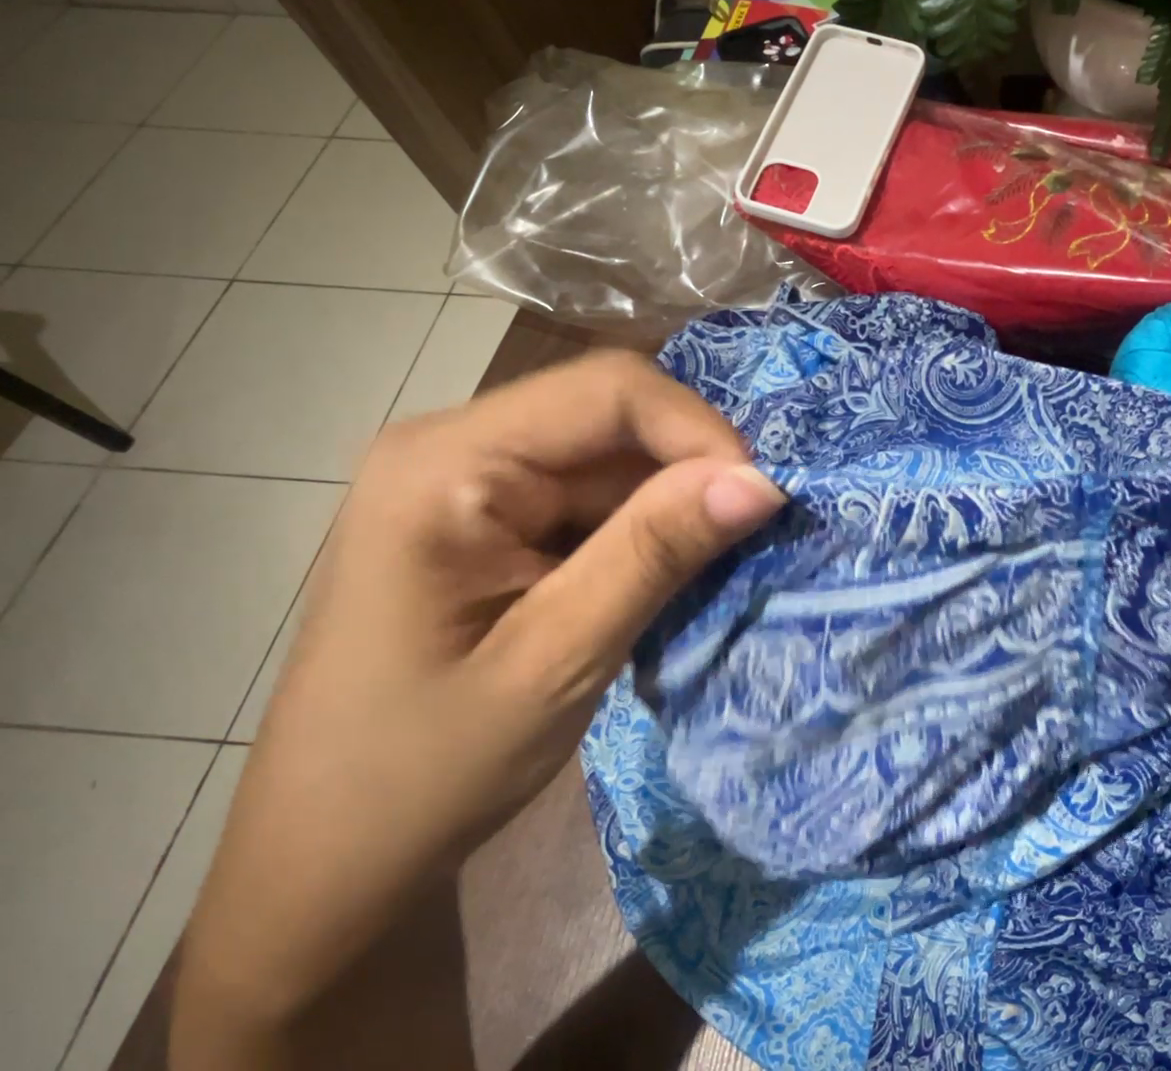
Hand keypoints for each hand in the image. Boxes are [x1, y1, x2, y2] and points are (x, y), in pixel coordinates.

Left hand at [175, 350, 783, 1066]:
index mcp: (445, 465)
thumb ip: (654, 554)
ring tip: (717, 577)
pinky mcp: (492, 530)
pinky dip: (646, 540)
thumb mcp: (557, 658)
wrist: (336, 851)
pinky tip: (668, 589)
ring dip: (674, 513)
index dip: (698, 433)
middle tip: (751, 547)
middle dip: (693, 475)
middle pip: (611, 421)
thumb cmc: (428, 767)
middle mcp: (455, 451)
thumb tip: (762, 481)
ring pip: (612, 466)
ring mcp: (471, 490)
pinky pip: (592, 507)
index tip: (761, 508)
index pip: (606, 391)